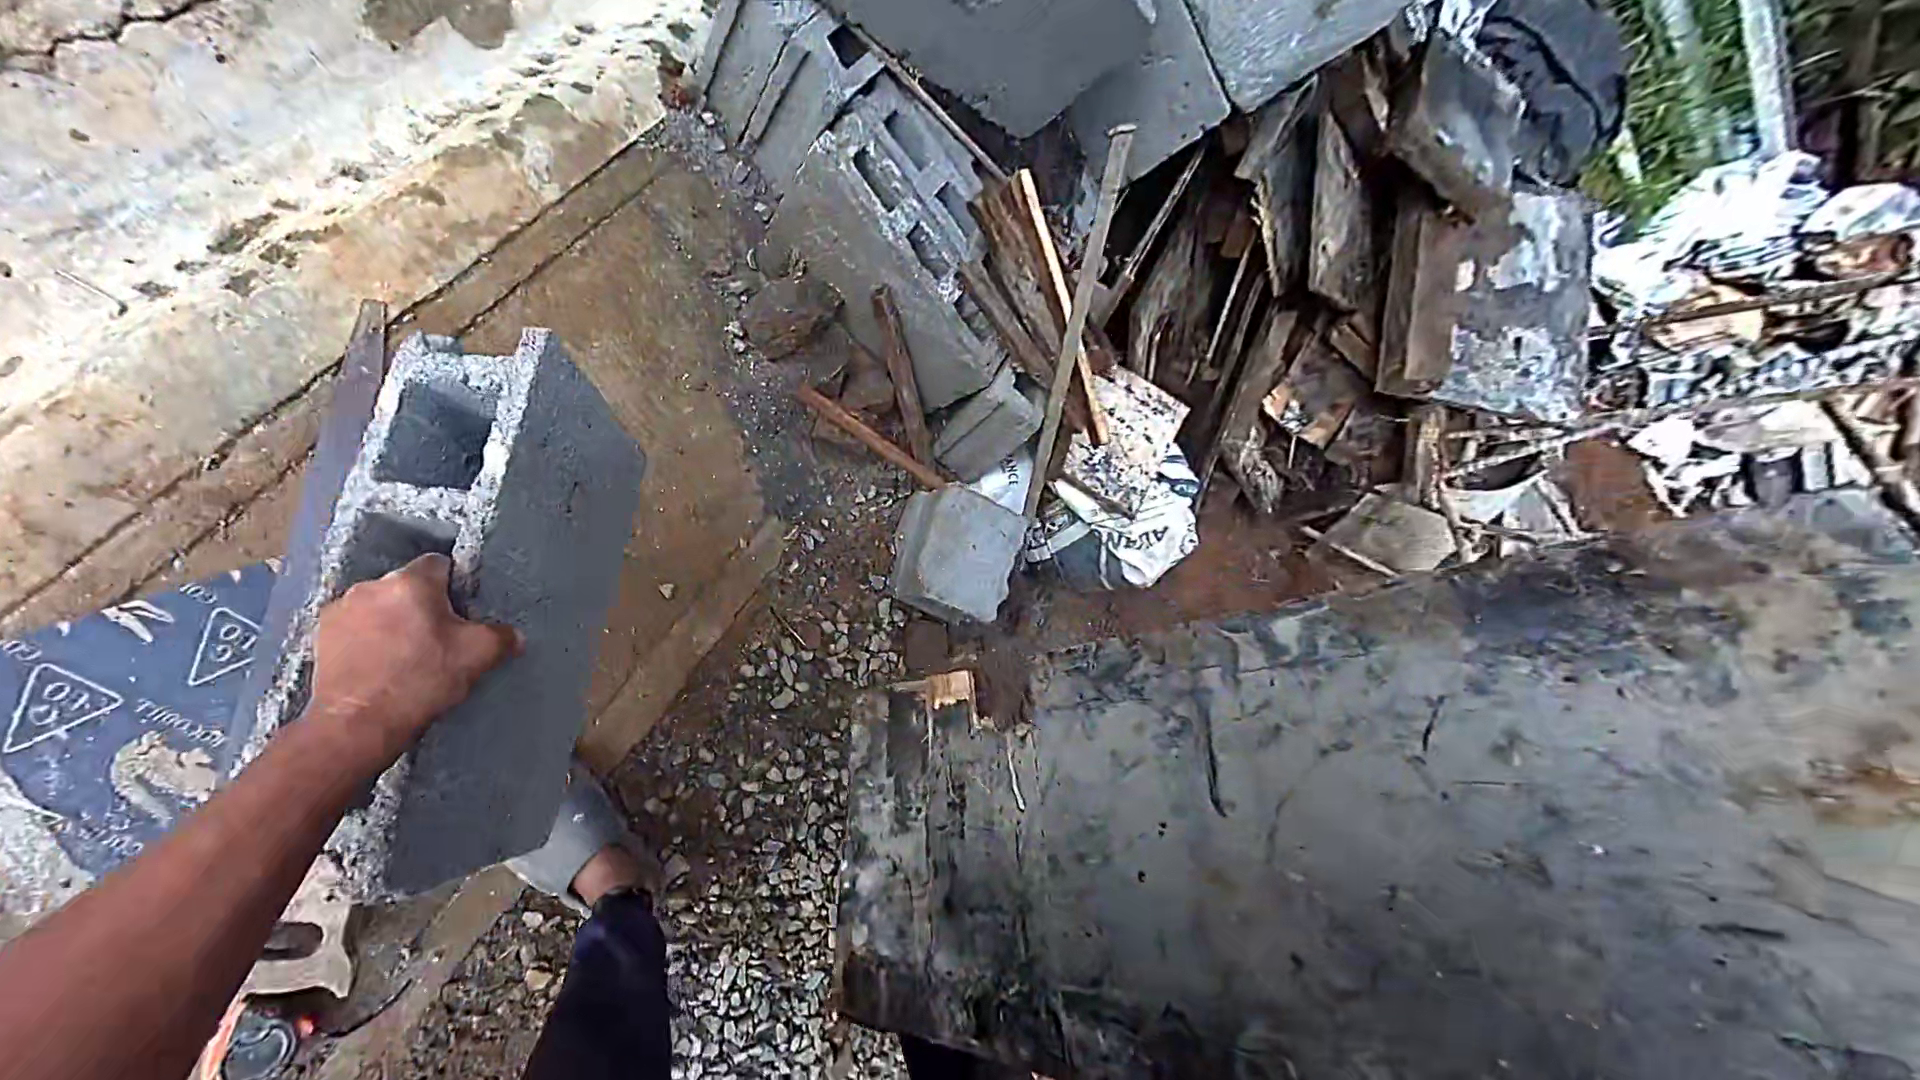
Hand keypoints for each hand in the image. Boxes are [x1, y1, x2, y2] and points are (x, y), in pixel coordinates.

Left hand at [306, 554, 520, 766]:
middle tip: (441, 634)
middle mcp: (370, 587)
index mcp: (411, 583)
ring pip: (381, 605)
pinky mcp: (320, 636)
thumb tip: (513, 636)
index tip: (464, 609)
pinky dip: (370, 636)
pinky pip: (357, 625)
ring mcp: (340, 611)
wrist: (359, 724)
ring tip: (408, 650)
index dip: (457, 583)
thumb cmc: (423, 678)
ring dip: (395, 619)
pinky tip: (382, 661)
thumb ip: (504, 635)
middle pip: (409, 585)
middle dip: (425, 604)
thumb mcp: (481, 653)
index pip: (440, 563)